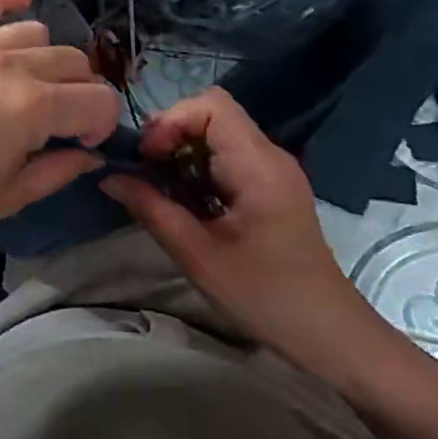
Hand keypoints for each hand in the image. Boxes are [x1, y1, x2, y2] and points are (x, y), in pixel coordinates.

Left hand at [0, 0, 120, 251]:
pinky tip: (23, 2)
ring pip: (40, 34)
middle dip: (82, 93)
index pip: (99, 99)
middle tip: (63, 123)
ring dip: (50, 61)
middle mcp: (13, 65)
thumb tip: (91, 155)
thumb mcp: (10, 196)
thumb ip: (60, 170)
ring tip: (34, 89)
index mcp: (34, 107)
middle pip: (75, 62)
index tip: (86, 143)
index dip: (104, 123)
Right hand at [100, 88, 383, 368]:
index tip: (148, 158)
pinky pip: (228, 158)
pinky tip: (185, 202)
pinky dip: (199, 169)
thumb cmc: (264, 295)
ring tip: (159, 188)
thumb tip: (110, 177)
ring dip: (182, 153)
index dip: (171, 121)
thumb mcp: (198, 255)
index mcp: (258, 166)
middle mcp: (269, 156)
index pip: (211, 105)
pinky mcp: (271, 187)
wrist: (328, 332)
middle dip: (171, 135)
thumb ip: (152, 209)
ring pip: (218, 135)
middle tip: (145, 172)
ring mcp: (274, 171)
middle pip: (213, 114)